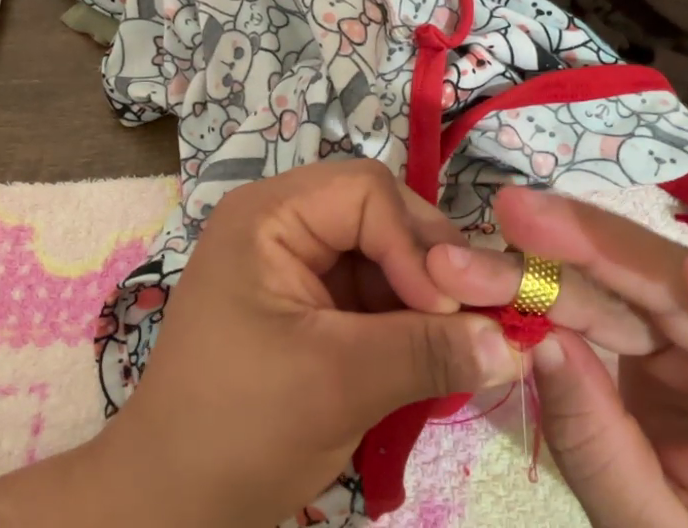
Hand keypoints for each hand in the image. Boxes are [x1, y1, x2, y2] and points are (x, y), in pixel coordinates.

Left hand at [92, 160, 524, 526]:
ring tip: (456, 349)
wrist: (173, 501)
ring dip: (424, 302)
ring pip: (384, 258)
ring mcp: (294, 267)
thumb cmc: (239, 427)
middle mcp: (281, 226)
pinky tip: (429, 360)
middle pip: (380, 217)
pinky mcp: (308, 308)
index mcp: (268, 217)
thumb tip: (515, 341)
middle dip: (428, 269)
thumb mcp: (338, 383)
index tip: (449, 311)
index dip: (416, 242)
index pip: (366, 191)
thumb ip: (429, 352)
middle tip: (470, 324)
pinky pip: (373, 295)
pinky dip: (406, 324)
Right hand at [427, 187, 687, 527]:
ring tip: (470, 253)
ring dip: (552, 257)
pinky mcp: (668, 332)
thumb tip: (542, 342)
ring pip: (641, 280)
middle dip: (605, 249)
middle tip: (519, 216)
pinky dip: (547, 283)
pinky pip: (607, 297)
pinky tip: (494, 263)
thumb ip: (607, 455)